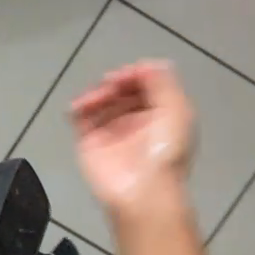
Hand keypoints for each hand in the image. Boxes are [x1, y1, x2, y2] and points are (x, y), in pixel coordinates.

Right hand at [70, 61, 196, 223]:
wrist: (141, 190)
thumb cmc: (163, 151)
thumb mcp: (177, 111)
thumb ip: (163, 82)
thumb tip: (146, 63)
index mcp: (160, 113)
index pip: (146, 84)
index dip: (135, 74)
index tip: (125, 75)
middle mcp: (136, 120)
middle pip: (121, 90)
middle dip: (114, 82)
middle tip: (109, 85)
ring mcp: (112, 131)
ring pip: (99, 100)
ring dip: (95, 93)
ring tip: (92, 99)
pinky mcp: (90, 141)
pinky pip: (80, 117)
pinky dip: (77, 107)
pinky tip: (79, 106)